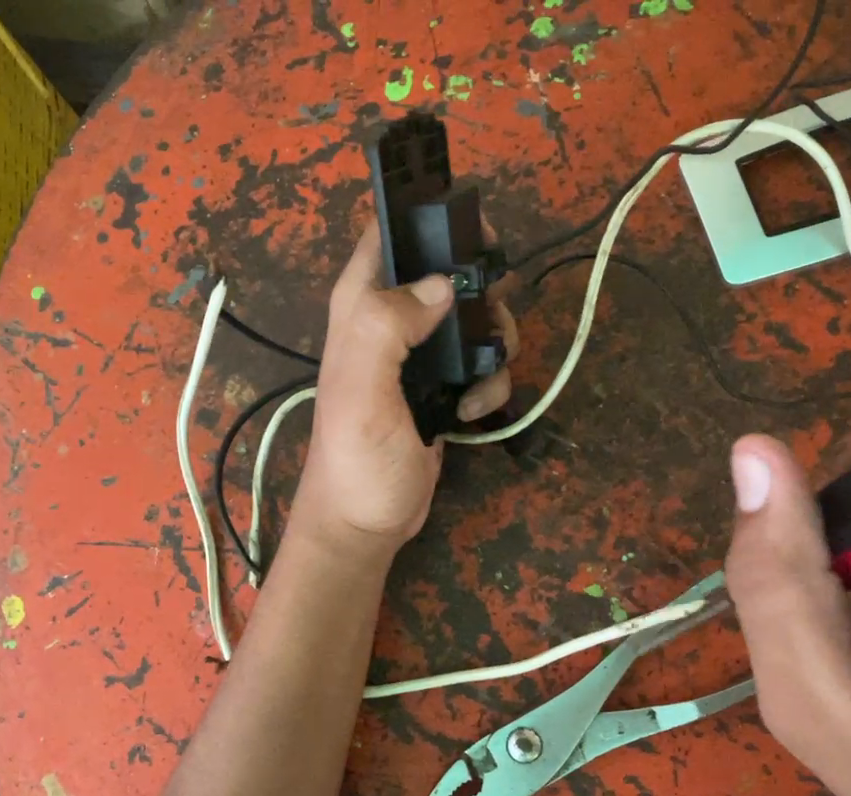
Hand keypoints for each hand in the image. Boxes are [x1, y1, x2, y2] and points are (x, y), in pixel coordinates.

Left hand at [289, 224, 512, 555]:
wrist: (367, 521)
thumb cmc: (356, 457)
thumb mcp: (361, 388)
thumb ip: (388, 325)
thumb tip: (443, 286)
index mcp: (362, 305)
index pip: (390, 232)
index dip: (431, 218)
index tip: (477, 234)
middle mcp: (392, 320)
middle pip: (450, 271)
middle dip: (482, 291)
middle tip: (491, 320)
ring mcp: (421, 356)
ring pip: (477, 318)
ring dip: (494, 345)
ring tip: (478, 382)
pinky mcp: (444, 388)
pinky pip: (483, 365)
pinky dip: (491, 385)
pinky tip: (471, 414)